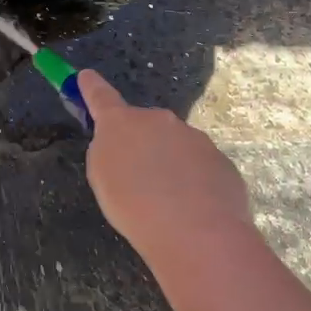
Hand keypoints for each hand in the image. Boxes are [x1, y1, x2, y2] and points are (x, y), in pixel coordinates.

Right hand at [77, 70, 252, 256]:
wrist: (197, 234)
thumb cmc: (133, 204)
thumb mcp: (102, 176)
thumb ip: (108, 150)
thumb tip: (124, 145)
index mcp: (121, 122)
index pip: (101, 96)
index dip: (91, 87)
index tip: (86, 76)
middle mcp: (159, 120)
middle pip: (146, 126)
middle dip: (143, 144)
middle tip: (142, 180)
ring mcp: (195, 138)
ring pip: (176, 146)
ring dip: (171, 164)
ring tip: (172, 203)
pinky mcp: (223, 162)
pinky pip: (202, 167)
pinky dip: (197, 182)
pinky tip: (196, 210)